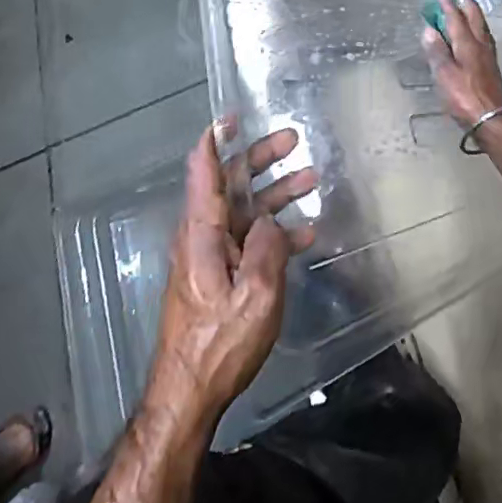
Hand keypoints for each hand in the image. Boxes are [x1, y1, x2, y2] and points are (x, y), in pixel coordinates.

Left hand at [146, 121, 316, 429]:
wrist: (190, 388)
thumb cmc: (219, 341)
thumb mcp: (254, 295)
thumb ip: (266, 249)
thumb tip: (271, 222)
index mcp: (203, 229)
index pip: (203, 168)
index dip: (215, 137)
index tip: (232, 114)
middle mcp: (203, 233)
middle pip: (230, 182)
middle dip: (260, 158)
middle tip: (293, 139)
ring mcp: (210, 255)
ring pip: (244, 210)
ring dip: (275, 193)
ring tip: (311, 178)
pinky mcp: (219, 275)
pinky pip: (248, 241)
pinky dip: (274, 232)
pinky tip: (304, 231)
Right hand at [422, 0, 501, 126]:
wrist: (490, 118)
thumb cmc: (463, 96)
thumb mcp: (444, 73)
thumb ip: (437, 51)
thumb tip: (429, 29)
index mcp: (468, 44)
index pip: (457, 20)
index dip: (449, 7)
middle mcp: (480, 46)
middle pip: (476, 21)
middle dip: (468, 7)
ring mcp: (488, 57)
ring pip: (482, 30)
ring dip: (475, 18)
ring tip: (469, 12)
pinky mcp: (491, 68)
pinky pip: (484, 40)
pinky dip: (478, 32)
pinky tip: (475, 37)